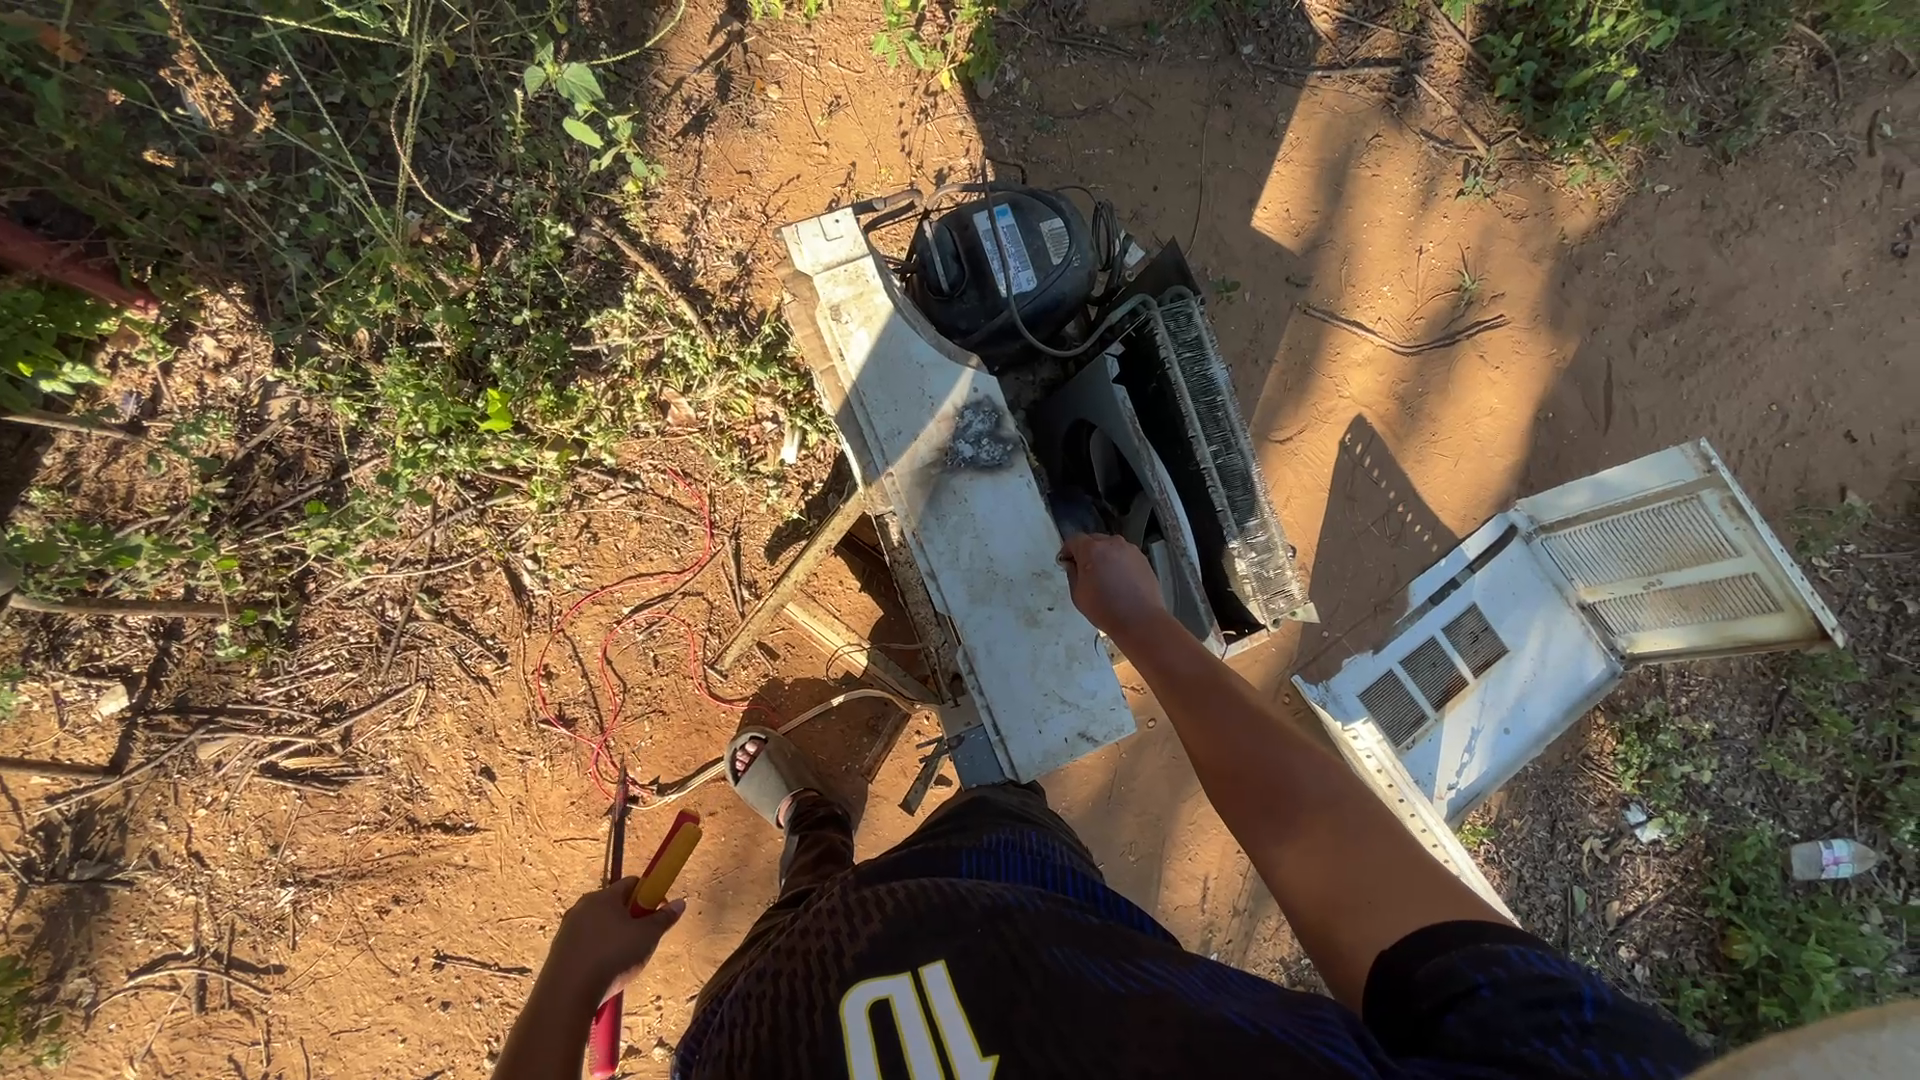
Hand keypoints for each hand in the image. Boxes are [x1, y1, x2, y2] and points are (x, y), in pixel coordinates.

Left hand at [536, 878, 683, 1007]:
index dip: (648, 895)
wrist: (566, 996)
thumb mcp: (647, 937)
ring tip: (623, 960)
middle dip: (631, 917)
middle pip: (614, 904)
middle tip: (642, 938)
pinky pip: (585, 944)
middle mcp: (582, 907)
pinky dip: (597, 952)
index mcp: (604, 897)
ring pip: (598, 925)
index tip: (657, 913)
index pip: (632, 883)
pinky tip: (603, 972)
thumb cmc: (612, 957)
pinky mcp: (557, 953)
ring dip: (613, 936)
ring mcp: (566, 930)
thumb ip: (664, 918)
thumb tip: (680, 903)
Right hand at [1058, 532, 1167, 638]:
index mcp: (1092, 550)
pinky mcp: (1143, 559)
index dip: (1068, 550)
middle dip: (1086, 552)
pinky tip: (1119, 581)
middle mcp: (1112, 544)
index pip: (1074, 540)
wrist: (1140, 619)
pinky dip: (1119, 563)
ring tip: (1104, 577)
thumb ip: (1072, 573)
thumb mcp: (1078, 594)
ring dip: (1104, 557)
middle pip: (1094, 540)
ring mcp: (1130, 550)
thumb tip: (1071, 564)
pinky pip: (1124, 555)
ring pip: (1111, 547)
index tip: (1066, 560)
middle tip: (1084, 571)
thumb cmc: (1105, 609)